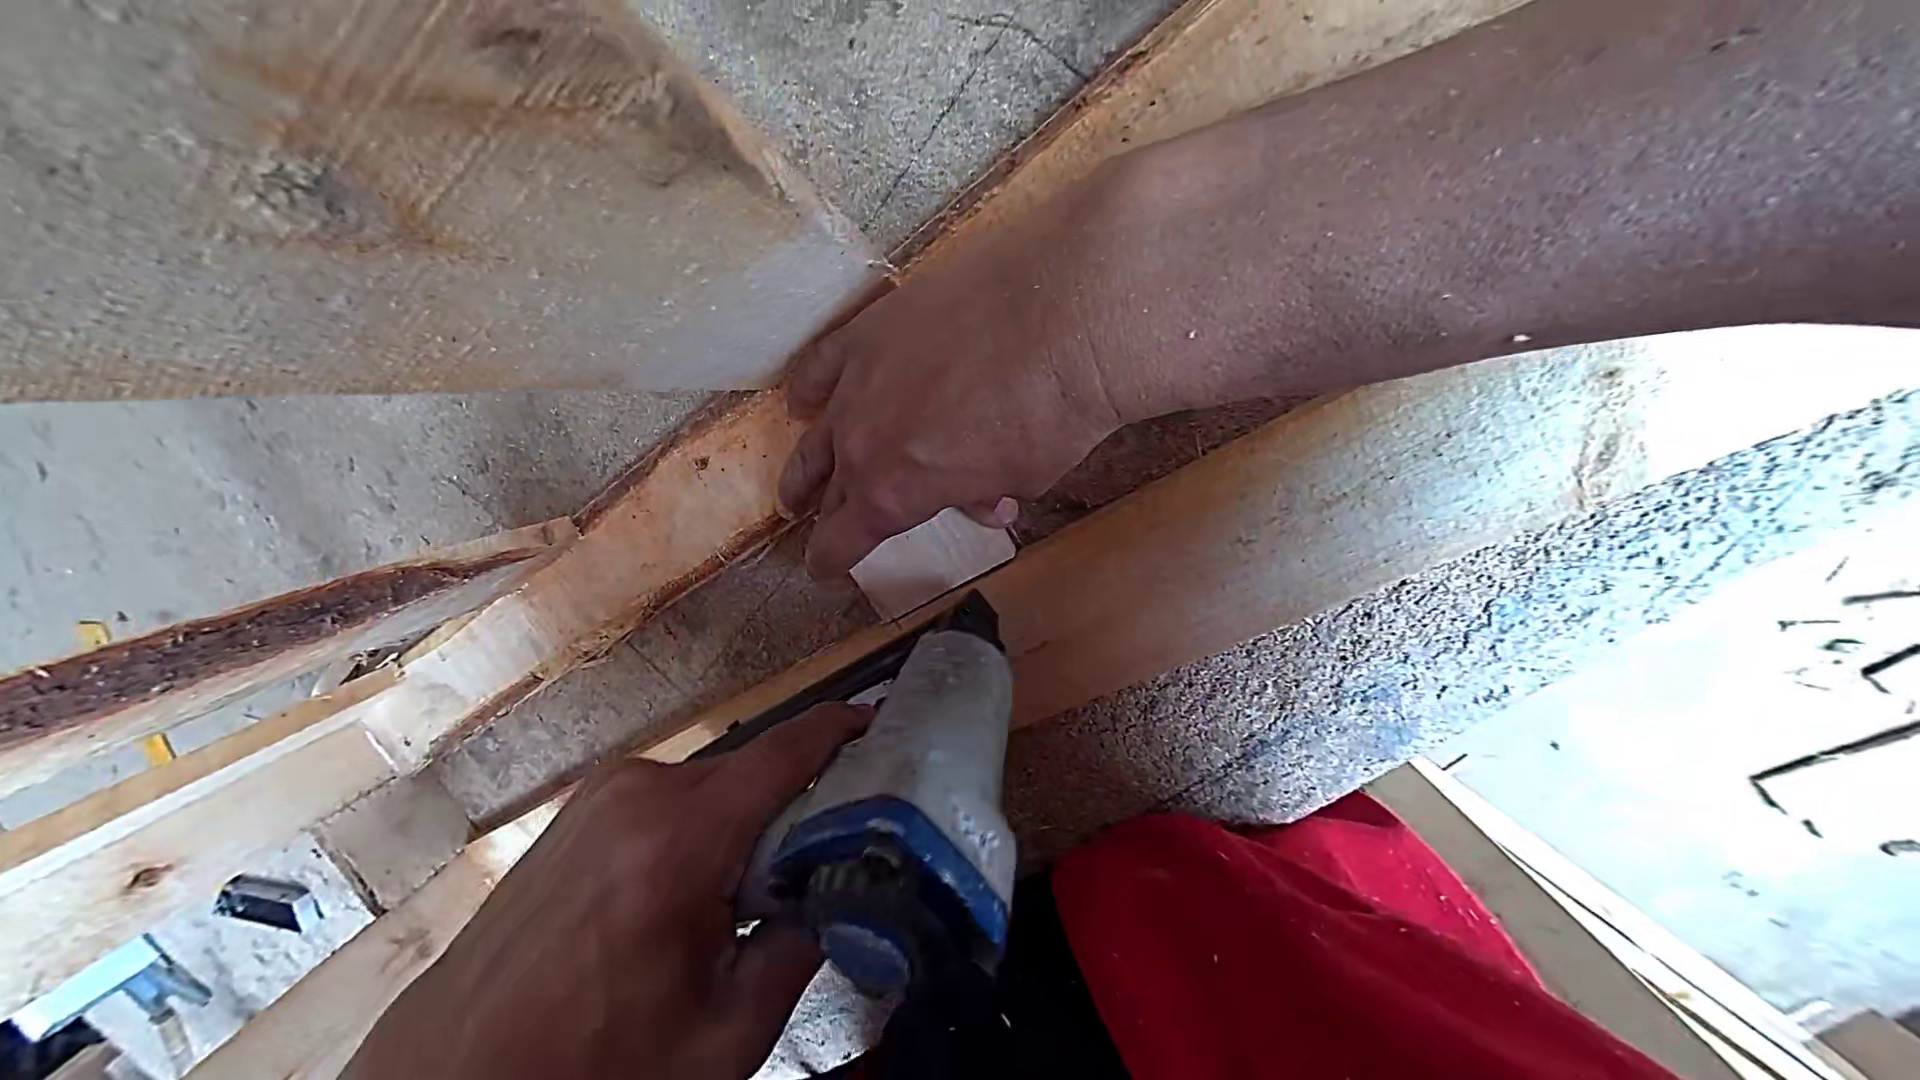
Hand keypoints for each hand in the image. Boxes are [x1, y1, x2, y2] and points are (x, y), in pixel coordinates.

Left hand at [345, 704, 872, 1079]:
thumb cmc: (589, 1072)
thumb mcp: (722, 1037)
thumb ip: (799, 951)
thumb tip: (836, 895)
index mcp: (678, 837)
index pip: (785, 751)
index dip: (840, 727)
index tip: (879, 722)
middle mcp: (640, 792)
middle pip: (752, 771)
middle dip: (796, 800)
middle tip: (828, 848)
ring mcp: (602, 795)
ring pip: (713, 785)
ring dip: (748, 818)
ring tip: (756, 883)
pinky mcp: (580, 810)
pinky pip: (670, 797)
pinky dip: (704, 824)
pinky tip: (697, 885)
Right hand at [778, 161, 1179, 579]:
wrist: (1064, 316)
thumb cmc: (1053, 414)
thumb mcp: (1021, 478)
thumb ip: (984, 491)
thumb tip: (982, 497)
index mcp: (892, 491)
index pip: (842, 540)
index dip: (831, 560)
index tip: (825, 571)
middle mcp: (859, 442)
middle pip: (831, 490)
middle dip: (824, 516)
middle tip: (820, 525)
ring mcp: (857, 380)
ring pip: (815, 433)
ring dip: (804, 467)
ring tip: (796, 487)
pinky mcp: (868, 329)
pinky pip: (819, 365)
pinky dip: (808, 388)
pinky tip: (802, 402)